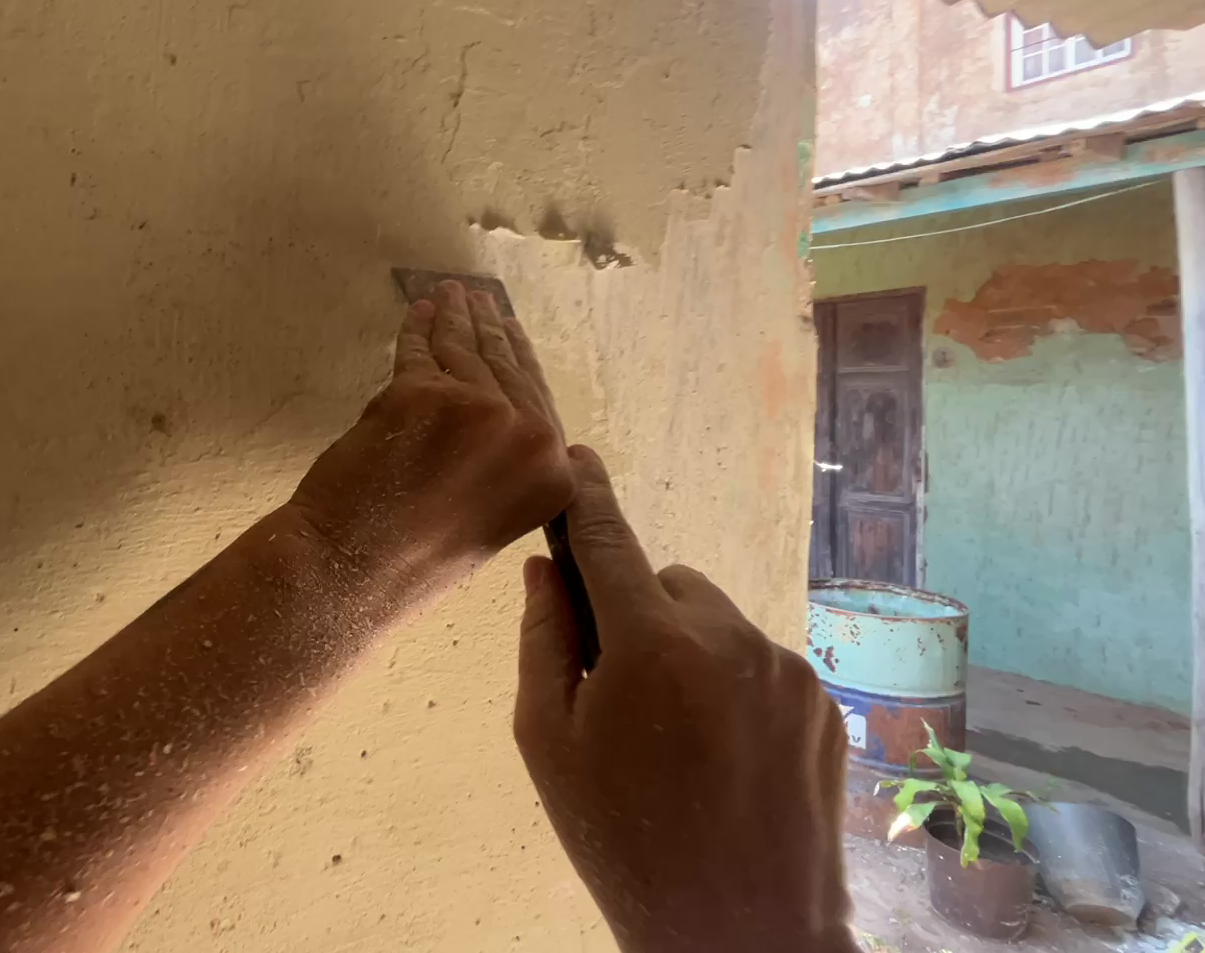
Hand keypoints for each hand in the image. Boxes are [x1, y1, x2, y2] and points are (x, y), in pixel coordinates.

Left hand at [289, 280, 574, 573]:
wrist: (351, 568)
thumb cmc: (410, 557)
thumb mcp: (483, 513)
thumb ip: (500, 459)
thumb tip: (491, 406)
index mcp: (552, 476)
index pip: (536, 398)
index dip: (519, 358)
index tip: (510, 328)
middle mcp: (527, 436)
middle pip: (503, 365)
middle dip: (488, 327)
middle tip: (480, 298)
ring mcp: (477, 410)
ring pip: (463, 349)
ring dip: (453, 316)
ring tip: (450, 293)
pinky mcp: (422, 393)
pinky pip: (418, 351)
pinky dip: (414, 329)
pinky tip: (419, 311)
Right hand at [514, 448, 854, 952]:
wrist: (742, 936)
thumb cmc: (618, 833)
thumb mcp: (546, 737)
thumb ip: (542, 638)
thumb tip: (544, 570)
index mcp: (651, 646)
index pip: (607, 541)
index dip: (586, 496)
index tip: (576, 457)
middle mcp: (730, 639)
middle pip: (664, 581)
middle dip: (633, 607)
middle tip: (615, 680)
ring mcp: (786, 669)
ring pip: (710, 615)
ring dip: (680, 641)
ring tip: (672, 725)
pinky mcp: (821, 701)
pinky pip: (752, 654)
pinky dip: (723, 673)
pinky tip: (717, 743)